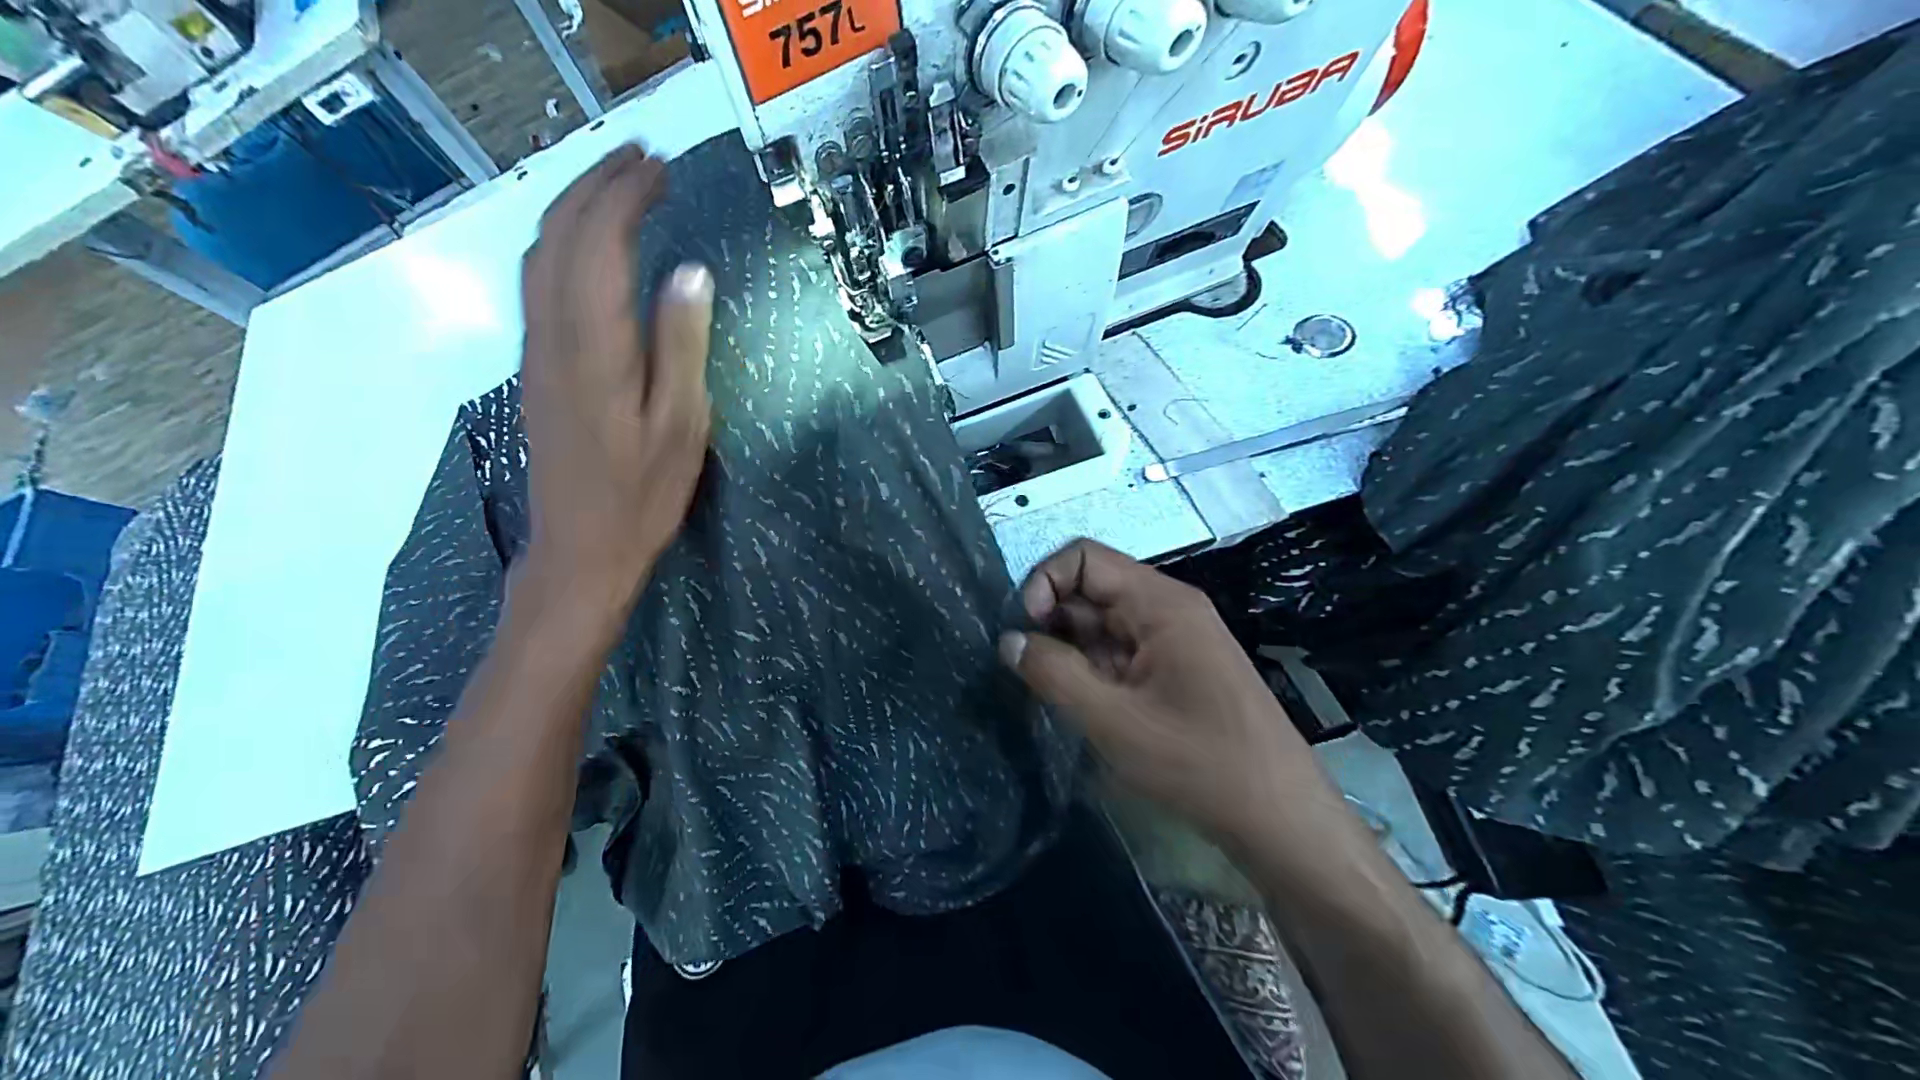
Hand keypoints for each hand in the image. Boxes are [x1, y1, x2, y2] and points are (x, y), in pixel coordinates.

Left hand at [518, 145, 713, 605]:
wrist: (579, 548)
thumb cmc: (641, 496)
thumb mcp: (681, 426)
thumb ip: (682, 346)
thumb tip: (690, 273)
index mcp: (592, 345)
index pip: (598, 242)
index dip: (626, 194)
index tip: (662, 168)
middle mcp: (551, 334)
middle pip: (558, 234)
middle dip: (596, 184)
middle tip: (642, 159)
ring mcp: (537, 350)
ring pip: (540, 253)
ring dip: (574, 208)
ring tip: (618, 185)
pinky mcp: (537, 367)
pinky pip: (538, 282)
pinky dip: (563, 243)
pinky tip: (590, 246)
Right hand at [999, 539, 1346, 852]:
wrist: (1278, 817)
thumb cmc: (1199, 763)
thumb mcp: (1113, 720)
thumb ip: (1053, 673)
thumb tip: (1007, 641)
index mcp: (1160, 603)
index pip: (1083, 558)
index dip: (1044, 583)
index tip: (1025, 632)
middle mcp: (1167, 609)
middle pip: (1091, 590)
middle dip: (1052, 622)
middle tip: (1032, 672)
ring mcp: (1173, 639)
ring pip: (1101, 624)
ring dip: (1071, 651)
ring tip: (1054, 694)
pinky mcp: (1174, 668)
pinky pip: (1120, 651)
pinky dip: (1093, 670)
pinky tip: (1084, 705)